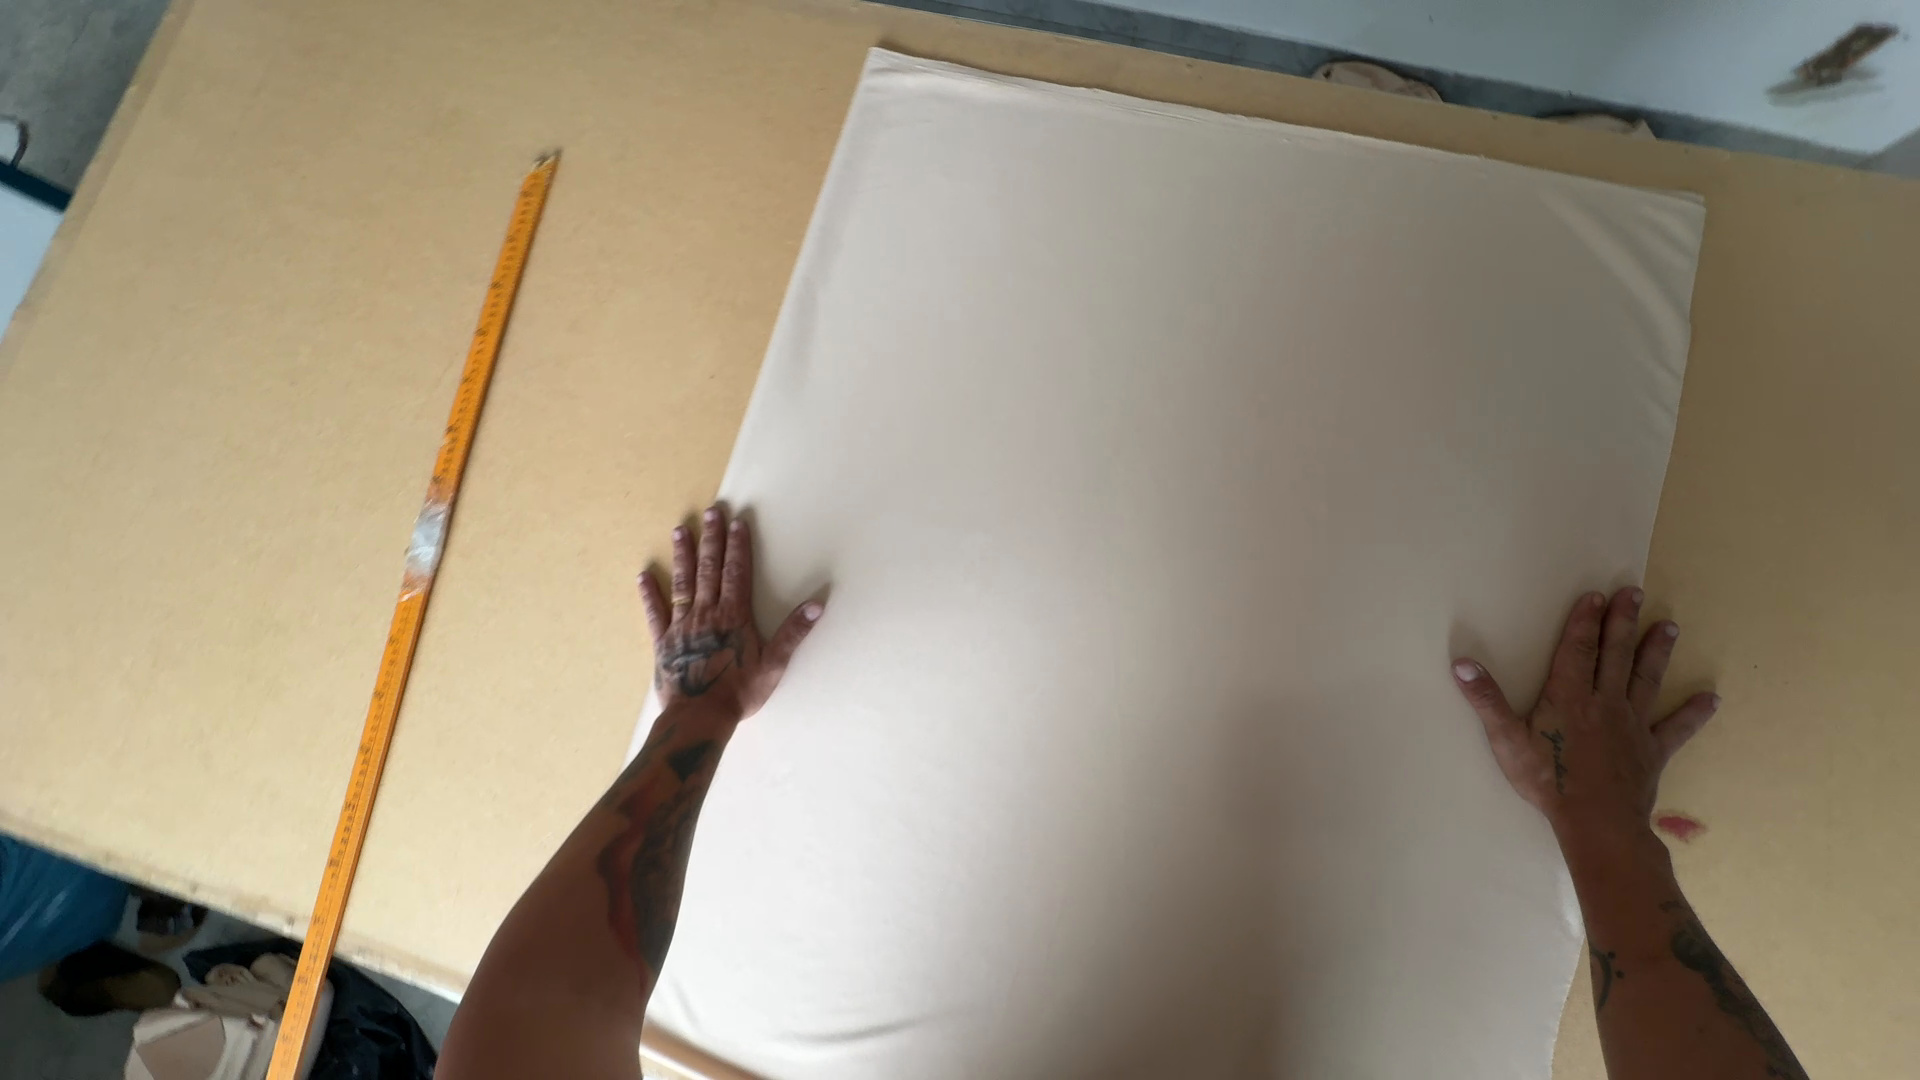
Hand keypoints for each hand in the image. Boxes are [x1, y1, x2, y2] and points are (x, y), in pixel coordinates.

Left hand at [638, 504, 822, 717]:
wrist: (699, 717)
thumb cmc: (740, 692)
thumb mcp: (775, 663)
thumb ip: (794, 631)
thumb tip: (818, 604)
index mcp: (734, 616)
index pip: (737, 572)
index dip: (738, 546)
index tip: (737, 523)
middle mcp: (707, 613)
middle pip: (709, 568)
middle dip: (712, 539)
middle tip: (711, 512)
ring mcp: (682, 625)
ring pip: (683, 582)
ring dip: (682, 555)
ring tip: (681, 529)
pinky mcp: (663, 642)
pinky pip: (655, 613)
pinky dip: (649, 593)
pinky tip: (643, 575)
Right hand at [1452, 587, 1718, 842]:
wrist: (1596, 821)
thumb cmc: (1546, 777)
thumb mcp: (1504, 738)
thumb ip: (1485, 700)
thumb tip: (1462, 664)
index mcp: (1569, 696)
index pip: (1577, 650)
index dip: (1584, 621)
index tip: (1595, 595)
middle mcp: (1604, 702)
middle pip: (1615, 655)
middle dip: (1622, 622)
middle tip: (1634, 593)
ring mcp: (1633, 725)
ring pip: (1646, 680)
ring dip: (1656, 652)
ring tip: (1668, 626)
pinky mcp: (1652, 750)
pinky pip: (1676, 728)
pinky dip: (1694, 713)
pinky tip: (1710, 699)